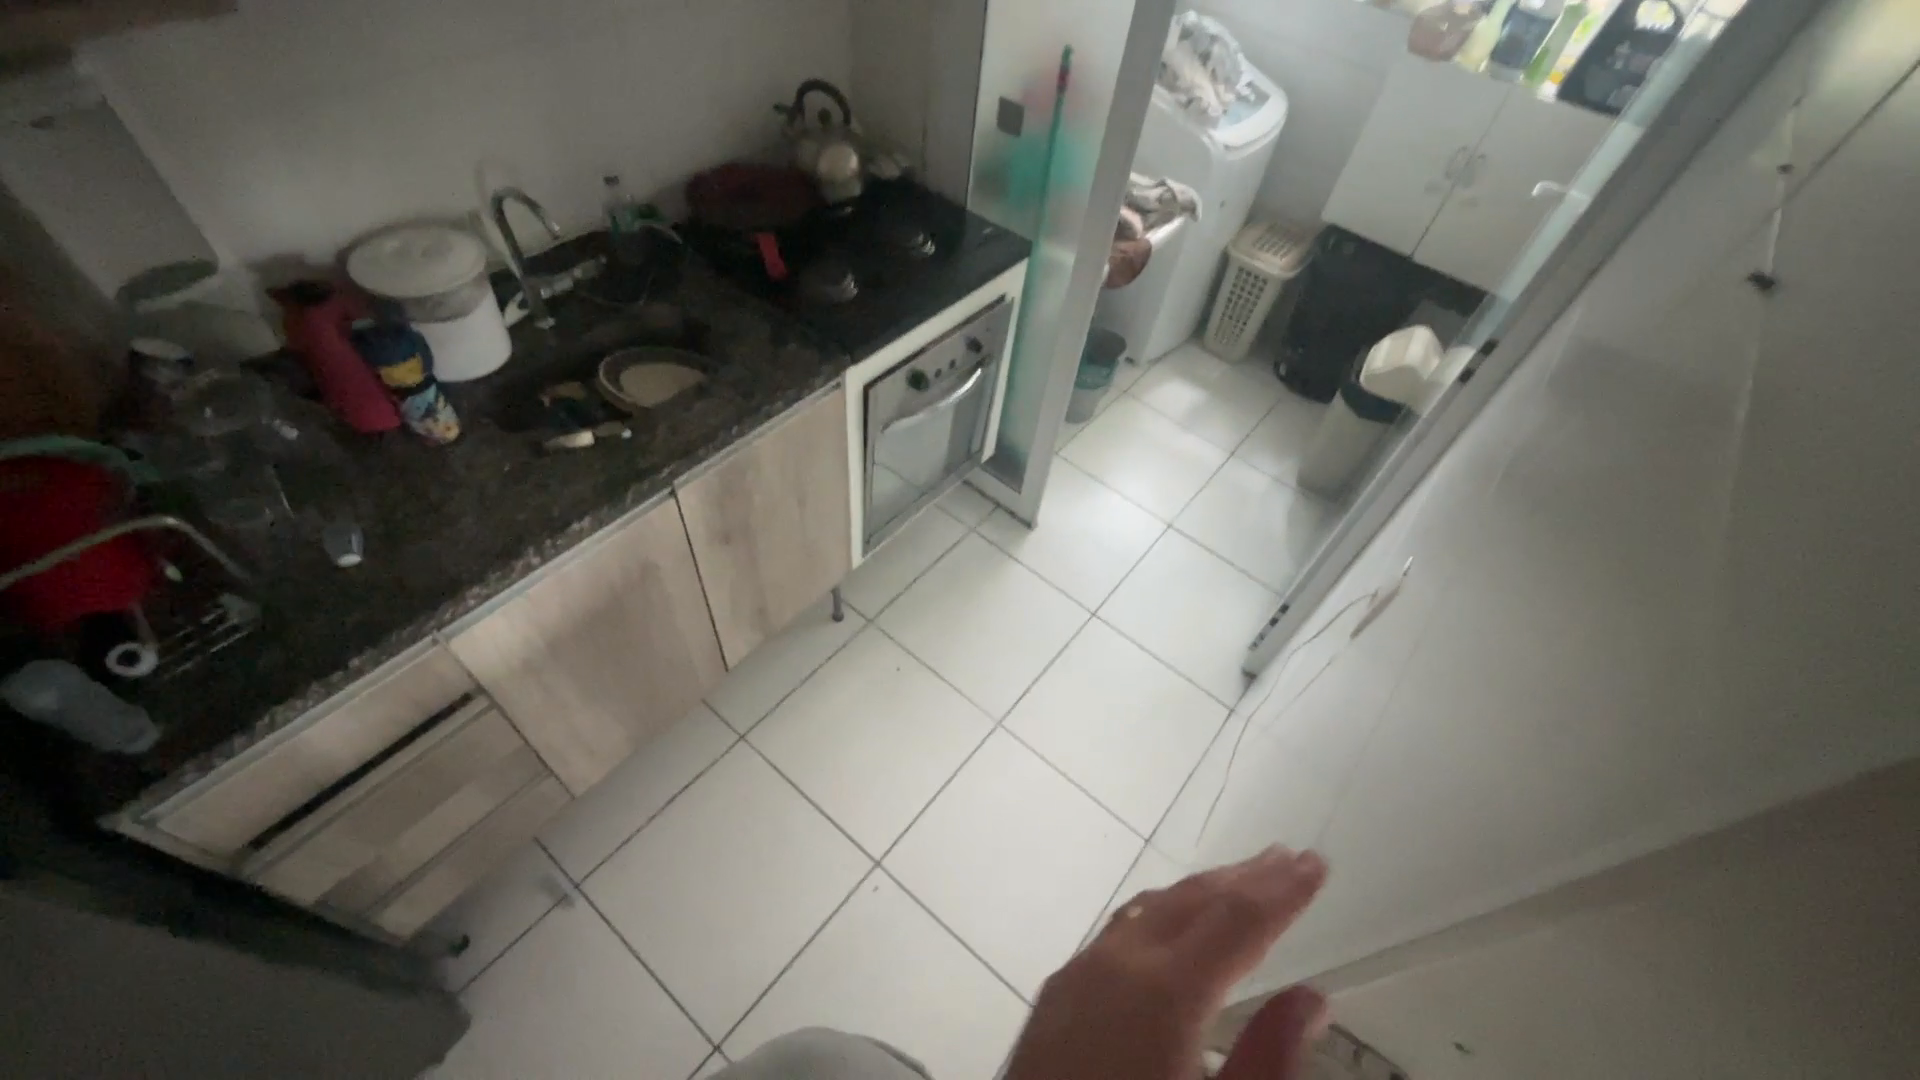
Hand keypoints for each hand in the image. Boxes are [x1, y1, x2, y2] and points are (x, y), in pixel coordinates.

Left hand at [1004, 846, 1328, 1079]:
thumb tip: (1310, 997)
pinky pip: (1119, 931)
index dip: (1281, 892)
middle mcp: (1118, 964)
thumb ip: (1268, 1058)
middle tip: (1287, 858)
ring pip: (1150, 909)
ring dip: (1200, 892)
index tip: (1315, 863)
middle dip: (1244, 878)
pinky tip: (1169, 923)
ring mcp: (1080, 973)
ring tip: (1240, 882)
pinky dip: (1160, 913)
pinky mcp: (1058, 992)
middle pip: (1191, 901)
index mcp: (1164, 992)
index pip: (1236, 921)